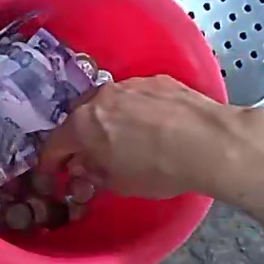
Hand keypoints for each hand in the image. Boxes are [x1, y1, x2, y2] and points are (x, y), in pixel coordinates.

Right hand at [39, 75, 263, 198]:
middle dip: (80, 140)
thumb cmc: (159, 169)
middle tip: (89, 159)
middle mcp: (98, 98)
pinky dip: (134, 111)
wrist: (212, 143)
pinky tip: (150, 127)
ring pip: (106, 105)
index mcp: (81, 125)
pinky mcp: (156, 80)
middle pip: (78, 120)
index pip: (54, 145)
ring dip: (106, 122)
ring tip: (123, 140)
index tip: (53, 173)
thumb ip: (93, 174)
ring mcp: (128, 85)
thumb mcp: (119, 184)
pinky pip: (134, 97)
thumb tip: (83, 168)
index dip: (51, 163)